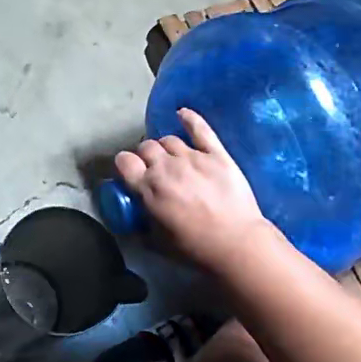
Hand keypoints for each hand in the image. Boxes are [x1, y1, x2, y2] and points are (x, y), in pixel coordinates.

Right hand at [114, 108, 275, 271]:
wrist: (236, 242)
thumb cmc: (194, 248)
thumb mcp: (157, 242)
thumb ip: (142, 225)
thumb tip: (134, 220)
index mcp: (148, 188)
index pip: (124, 161)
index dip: (125, 165)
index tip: (130, 172)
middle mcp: (166, 167)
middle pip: (147, 147)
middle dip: (146, 156)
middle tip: (154, 169)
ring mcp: (192, 157)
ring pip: (170, 140)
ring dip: (166, 147)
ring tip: (172, 157)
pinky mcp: (217, 154)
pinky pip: (200, 129)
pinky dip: (190, 118)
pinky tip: (182, 113)